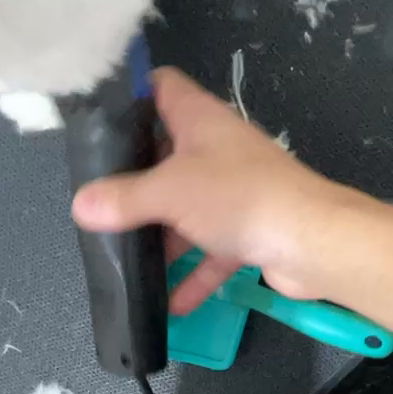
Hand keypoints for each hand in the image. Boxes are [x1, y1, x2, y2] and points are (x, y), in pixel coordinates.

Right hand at [71, 67, 375, 312]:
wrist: (312, 242)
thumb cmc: (239, 198)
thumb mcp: (170, 193)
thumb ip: (124, 199)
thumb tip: (80, 206)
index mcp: (200, 120)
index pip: (160, 88)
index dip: (130, 96)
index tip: (98, 124)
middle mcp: (219, 150)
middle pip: (169, 156)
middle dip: (138, 182)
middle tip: (101, 204)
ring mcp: (238, 193)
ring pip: (191, 210)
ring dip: (165, 238)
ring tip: (126, 260)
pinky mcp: (253, 232)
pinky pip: (215, 252)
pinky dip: (195, 276)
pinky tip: (171, 305)